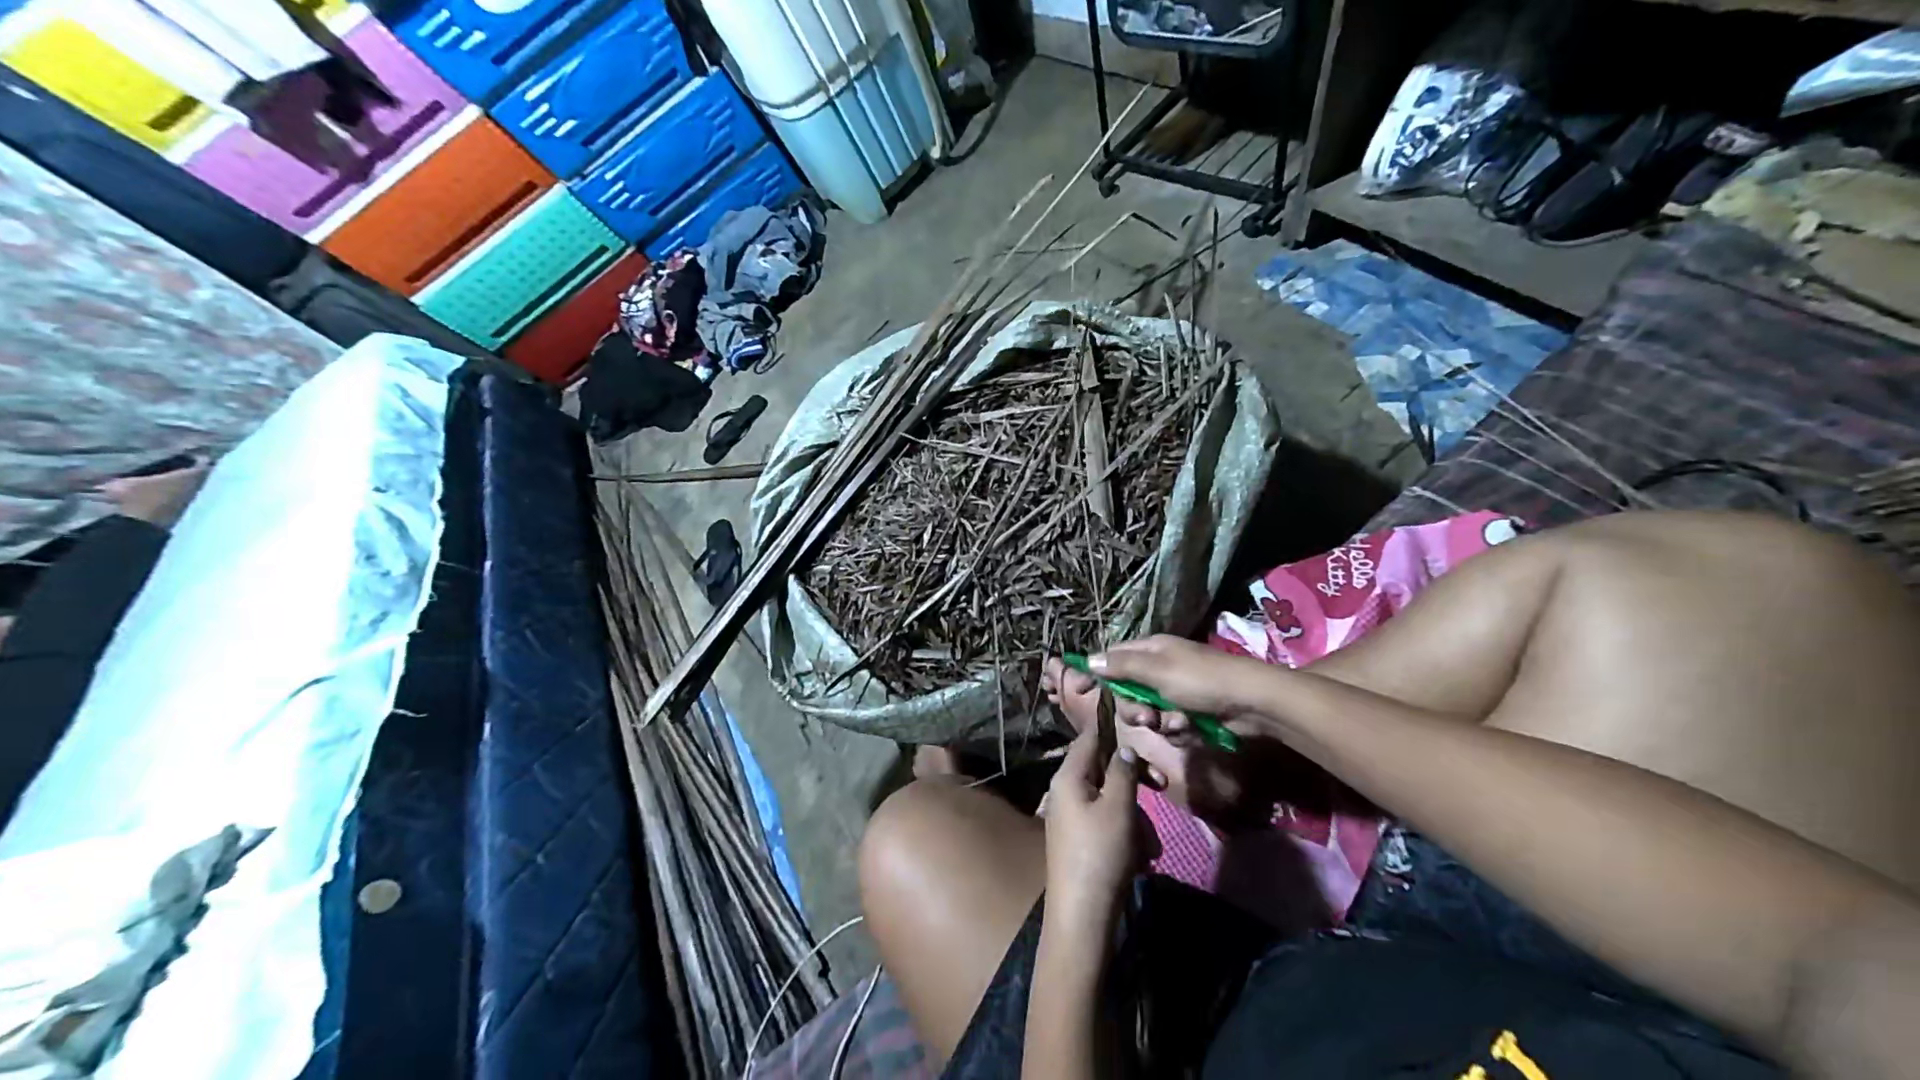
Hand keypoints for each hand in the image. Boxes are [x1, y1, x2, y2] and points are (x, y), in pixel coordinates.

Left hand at [1044, 717, 1145, 918]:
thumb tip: (1124, 748)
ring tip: (1149, 848)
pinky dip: (1129, 837)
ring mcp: (1073, 818)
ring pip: (1113, 802)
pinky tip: (1143, 860)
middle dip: (1135, 785)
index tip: (1138, 724)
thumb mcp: (1118, 809)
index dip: (1112, 730)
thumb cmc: (1100, 854)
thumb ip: (1123, 773)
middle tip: (1162, 787)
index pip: (1089, 739)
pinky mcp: (1082, 842)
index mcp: (1068, 778)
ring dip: (1137, 819)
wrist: (1082, 916)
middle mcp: (1066, 792)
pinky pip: (1110, 826)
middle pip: (1106, 772)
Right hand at [1089, 634, 1275, 733]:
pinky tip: (1193, 728)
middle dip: (1135, 709)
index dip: (1097, 674)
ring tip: (1179, 723)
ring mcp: (1176, 692)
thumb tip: (1089, 660)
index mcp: (1150, 650)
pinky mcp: (1190, 713)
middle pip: (1127, 692)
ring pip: (1148, 713)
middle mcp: (1160, 668)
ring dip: (1160, 722)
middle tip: (1147, 718)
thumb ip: (1121, 666)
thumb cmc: (1201, 680)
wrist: (1253, 703)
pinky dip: (1179, 729)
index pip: (1112, 658)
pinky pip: (1169, 725)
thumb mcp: (1157, 670)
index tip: (1081, 692)